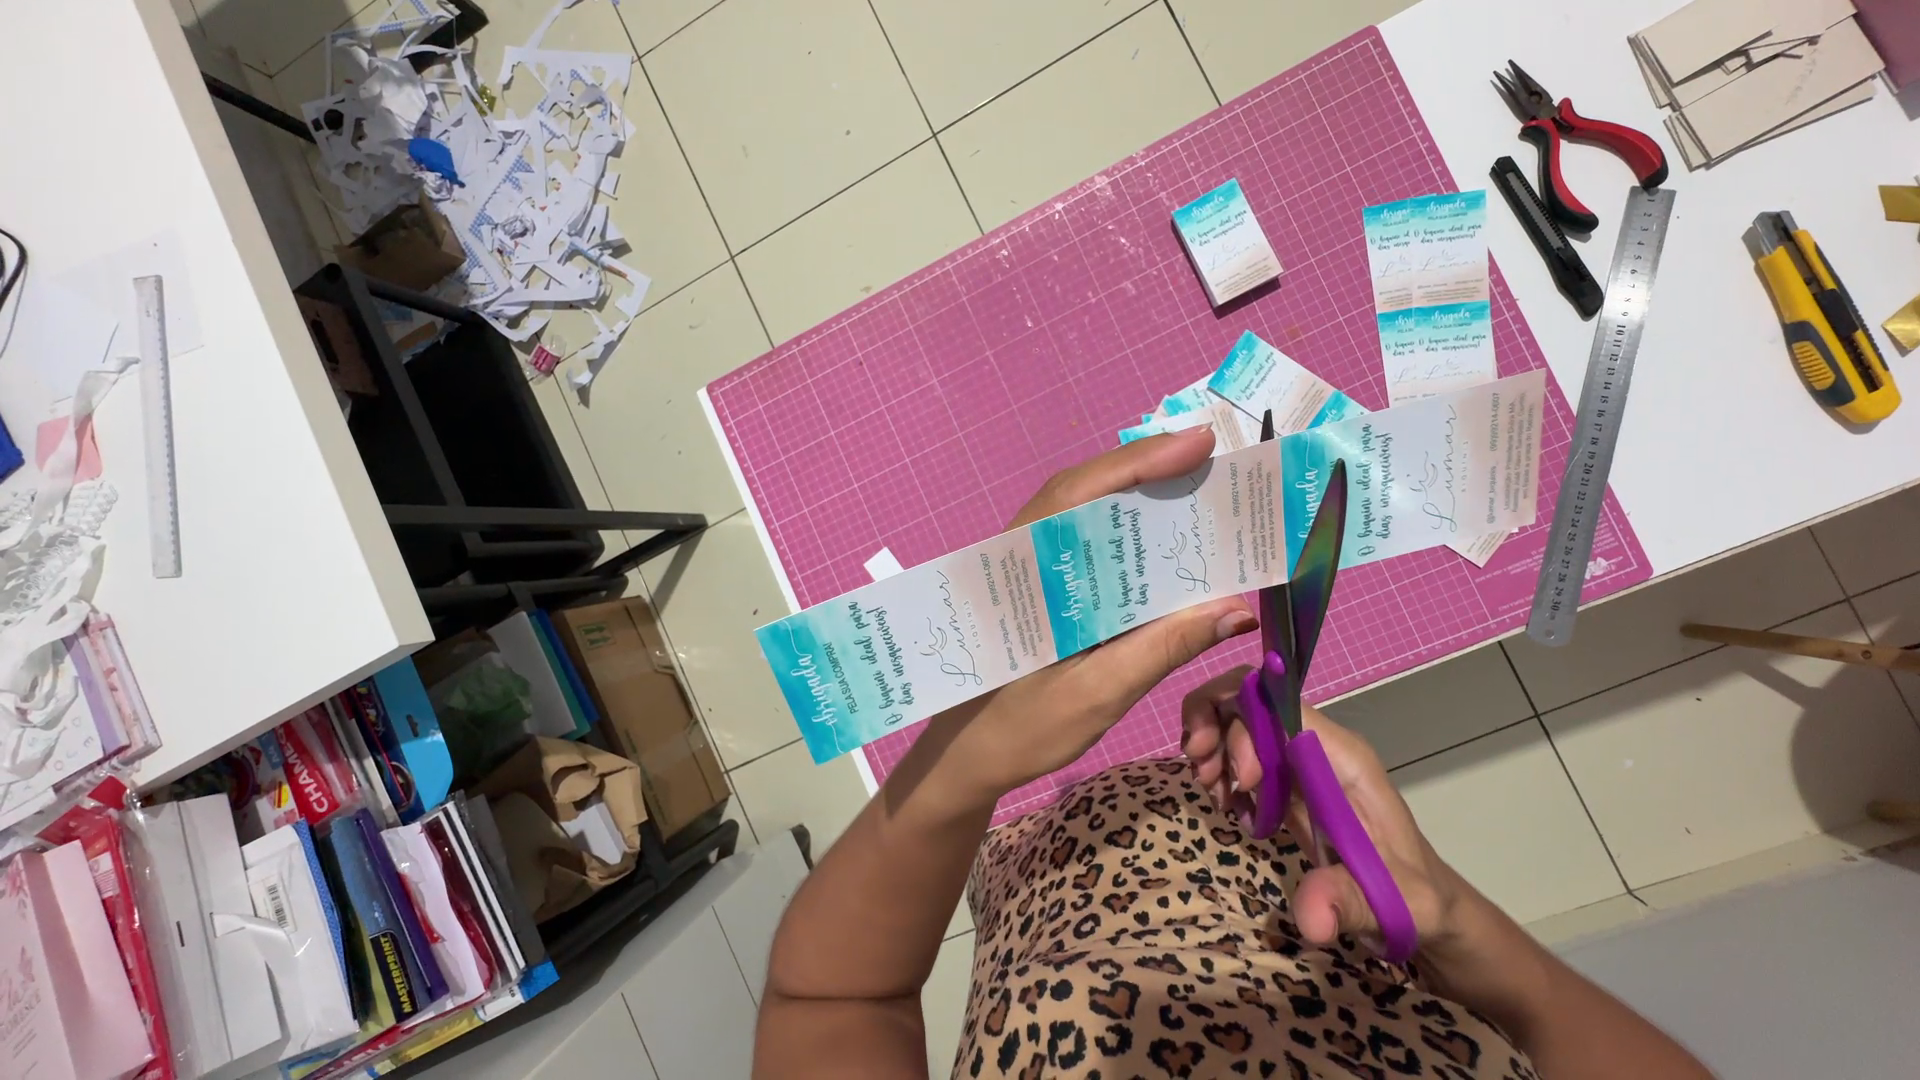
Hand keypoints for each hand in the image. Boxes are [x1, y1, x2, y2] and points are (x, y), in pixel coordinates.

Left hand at [914, 428, 1258, 808]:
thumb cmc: (1019, 732)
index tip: (1199, 443)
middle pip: (1084, 492)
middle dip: (1149, 470)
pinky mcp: (1037, 585)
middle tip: (1215, 463)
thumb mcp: (1097, 695)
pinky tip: (1160, 539)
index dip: (1140, 462)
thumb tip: (1237, 608)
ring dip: (1138, 497)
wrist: (964, 758)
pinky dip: (1123, 533)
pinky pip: (1081, 543)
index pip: (1078, 495)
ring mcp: (1025, 567)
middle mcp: (1019, 555)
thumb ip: (1163, 647)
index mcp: (1022, 572)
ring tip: (1200, 490)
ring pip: (1083, 513)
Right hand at [1181, 668, 1475, 953]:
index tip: (1236, 777)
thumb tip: (1309, 919)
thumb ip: (1350, 902)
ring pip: (1236, 720)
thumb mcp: (1393, 904)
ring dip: (1210, 746)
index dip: (1243, 724)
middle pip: (1247, 701)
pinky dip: (1219, 770)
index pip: (1278, 701)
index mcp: (1341, 756)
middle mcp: (1314, 746)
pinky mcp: (1283, 780)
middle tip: (1204, 777)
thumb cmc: (1416, 900)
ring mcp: (1296, 760)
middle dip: (1213, 728)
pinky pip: (1237, 751)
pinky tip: (1227, 806)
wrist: (1421, 908)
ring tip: (1212, 791)